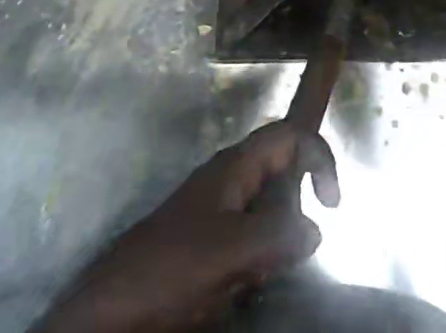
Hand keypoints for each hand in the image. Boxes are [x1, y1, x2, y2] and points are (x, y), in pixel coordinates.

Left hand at [33, 122, 341, 332]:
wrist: (113, 308)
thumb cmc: (171, 267)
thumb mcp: (230, 248)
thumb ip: (278, 233)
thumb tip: (314, 228)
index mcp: (234, 166)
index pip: (288, 136)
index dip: (318, 156)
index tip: (331, 204)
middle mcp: (230, 180)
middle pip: (283, 177)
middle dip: (292, 215)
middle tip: (276, 253)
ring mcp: (220, 211)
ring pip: (270, 214)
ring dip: (274, 246)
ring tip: (248, 276)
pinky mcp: (212, 242)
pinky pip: (253, 242)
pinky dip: (257, 262)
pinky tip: (238, 286)